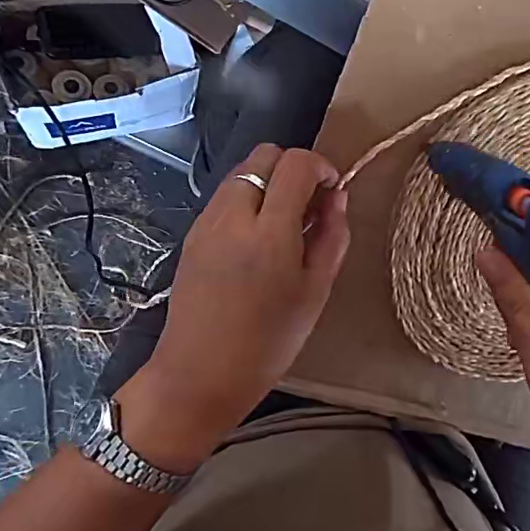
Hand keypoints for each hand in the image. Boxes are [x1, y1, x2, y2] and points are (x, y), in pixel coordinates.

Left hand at [117, 145, 350, 471]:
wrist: (198, 375)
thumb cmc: (268, 342)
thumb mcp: (315, 291)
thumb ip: (332, 236)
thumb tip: (337, 196)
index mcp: (269, 233)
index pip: (295, 163)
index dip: (321, 166)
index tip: (332, 192)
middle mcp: (232, 216)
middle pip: (264, 154)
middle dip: (292, 169)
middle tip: (308, 206)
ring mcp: (206, 222)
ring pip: (242, 172)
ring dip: (268, 182)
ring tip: (283, 224)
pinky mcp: (192, 234)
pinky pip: (225, 196)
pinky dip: (247, 200)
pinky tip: (257, 239)